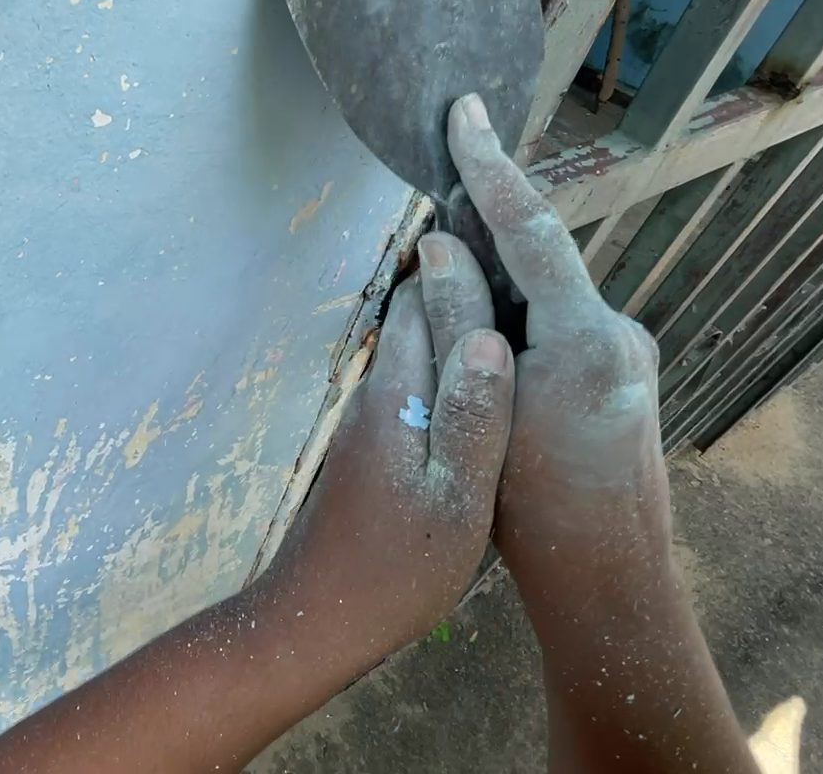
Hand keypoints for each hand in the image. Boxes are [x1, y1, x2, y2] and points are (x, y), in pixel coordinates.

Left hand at [263, 235, 514, 668]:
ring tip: (494, 293)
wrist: (322, 608)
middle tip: (500, 243)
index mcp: (399, 397)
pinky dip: (435, 356)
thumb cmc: (396, 566)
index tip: (485, 214)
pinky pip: (406, 376)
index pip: (427, 306)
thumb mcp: (456, 500)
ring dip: (443, 314)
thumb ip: (472, 416)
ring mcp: (366, 414)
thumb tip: (490, 338)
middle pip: (413, 315)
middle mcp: (376, 392)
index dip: (458, 262)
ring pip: (408, 344)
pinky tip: (464, 368)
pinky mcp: (366, 437)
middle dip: (450, 277)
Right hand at [444, 93, 671, 592]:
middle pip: (538, 256)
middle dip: (484, 216)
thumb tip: (437, 247)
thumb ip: (460, 320)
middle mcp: (615, 332)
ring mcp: (620, 355)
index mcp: (587, 336)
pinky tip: (472, 323)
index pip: (531, 229)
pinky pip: (550, 320)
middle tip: (435, 183)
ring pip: (541, 291)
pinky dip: (506, 308)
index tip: (463, 110)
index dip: (491, 166)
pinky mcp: (611, 376)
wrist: (606, 581)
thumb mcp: (482, 404)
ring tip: (438, 263)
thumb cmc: (533, 504)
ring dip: (490, 270)